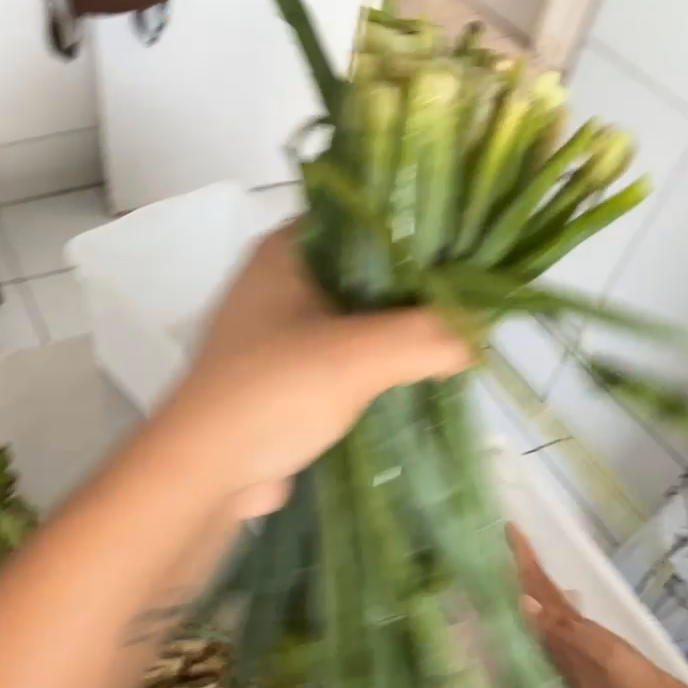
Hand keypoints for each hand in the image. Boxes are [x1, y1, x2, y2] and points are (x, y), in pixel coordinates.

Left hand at [153, 225, 470, 515]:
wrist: (207, 472)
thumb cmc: (270, 394)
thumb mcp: (357, 356)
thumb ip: (427, 335)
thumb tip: (479, 334)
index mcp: (288, 250)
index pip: (368, 214)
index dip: (423, 226)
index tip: (474, 244)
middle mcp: (283, 281)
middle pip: (369, 269)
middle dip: (419, 287)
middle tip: (478, 294)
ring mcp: (283, 331)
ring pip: (359, 317)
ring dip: (402, 330)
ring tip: (463, 332)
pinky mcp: (289, 377)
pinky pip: (348, 358)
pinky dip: (381, 364)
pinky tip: (423, 373)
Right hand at [509, 526, 687, 687]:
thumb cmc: (631, 687)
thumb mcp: (596, 658)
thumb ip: (561, 633)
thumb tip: (523, 600)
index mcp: (575, 626)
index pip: (543, 586)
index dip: (526, 559)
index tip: (511, 528)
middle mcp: (574, 634)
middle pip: (544, 596)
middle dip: (524, 574)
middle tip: (502, 553)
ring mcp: (578, 653)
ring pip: (546, 619)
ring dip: (529, 599)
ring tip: (510, 586)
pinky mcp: (578, 676)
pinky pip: (548, 645)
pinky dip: (536, 633)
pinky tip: (531, 637)